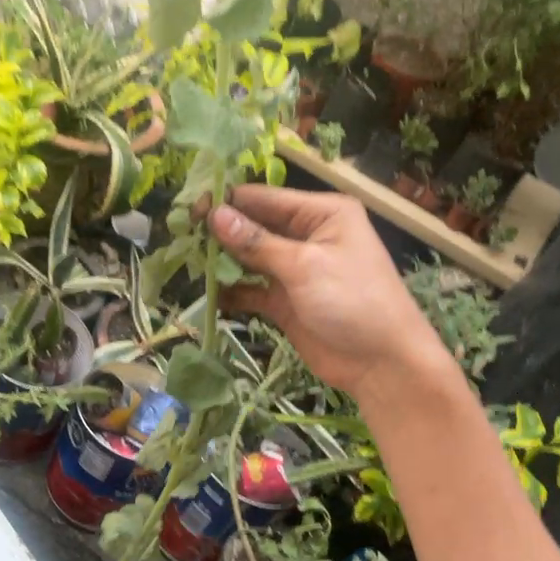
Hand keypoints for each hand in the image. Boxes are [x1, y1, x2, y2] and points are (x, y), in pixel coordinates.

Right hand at [207, 186, 456, 403]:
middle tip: (179, 239)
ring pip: (247, 258)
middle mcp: (306, 235)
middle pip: (252, 226)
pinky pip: (250, 290)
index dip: (226, 203)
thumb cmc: (353, 301)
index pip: (264, 198)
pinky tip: (205, 295)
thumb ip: (257, 243)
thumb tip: (214, 215)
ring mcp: (293, 269)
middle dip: (219, 232)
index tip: (189, 211)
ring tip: (184, 264)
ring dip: (220, 262)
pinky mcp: (283, 301)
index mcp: (321, 213)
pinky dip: (230, 292)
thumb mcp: (304, 267)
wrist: (381, 362)